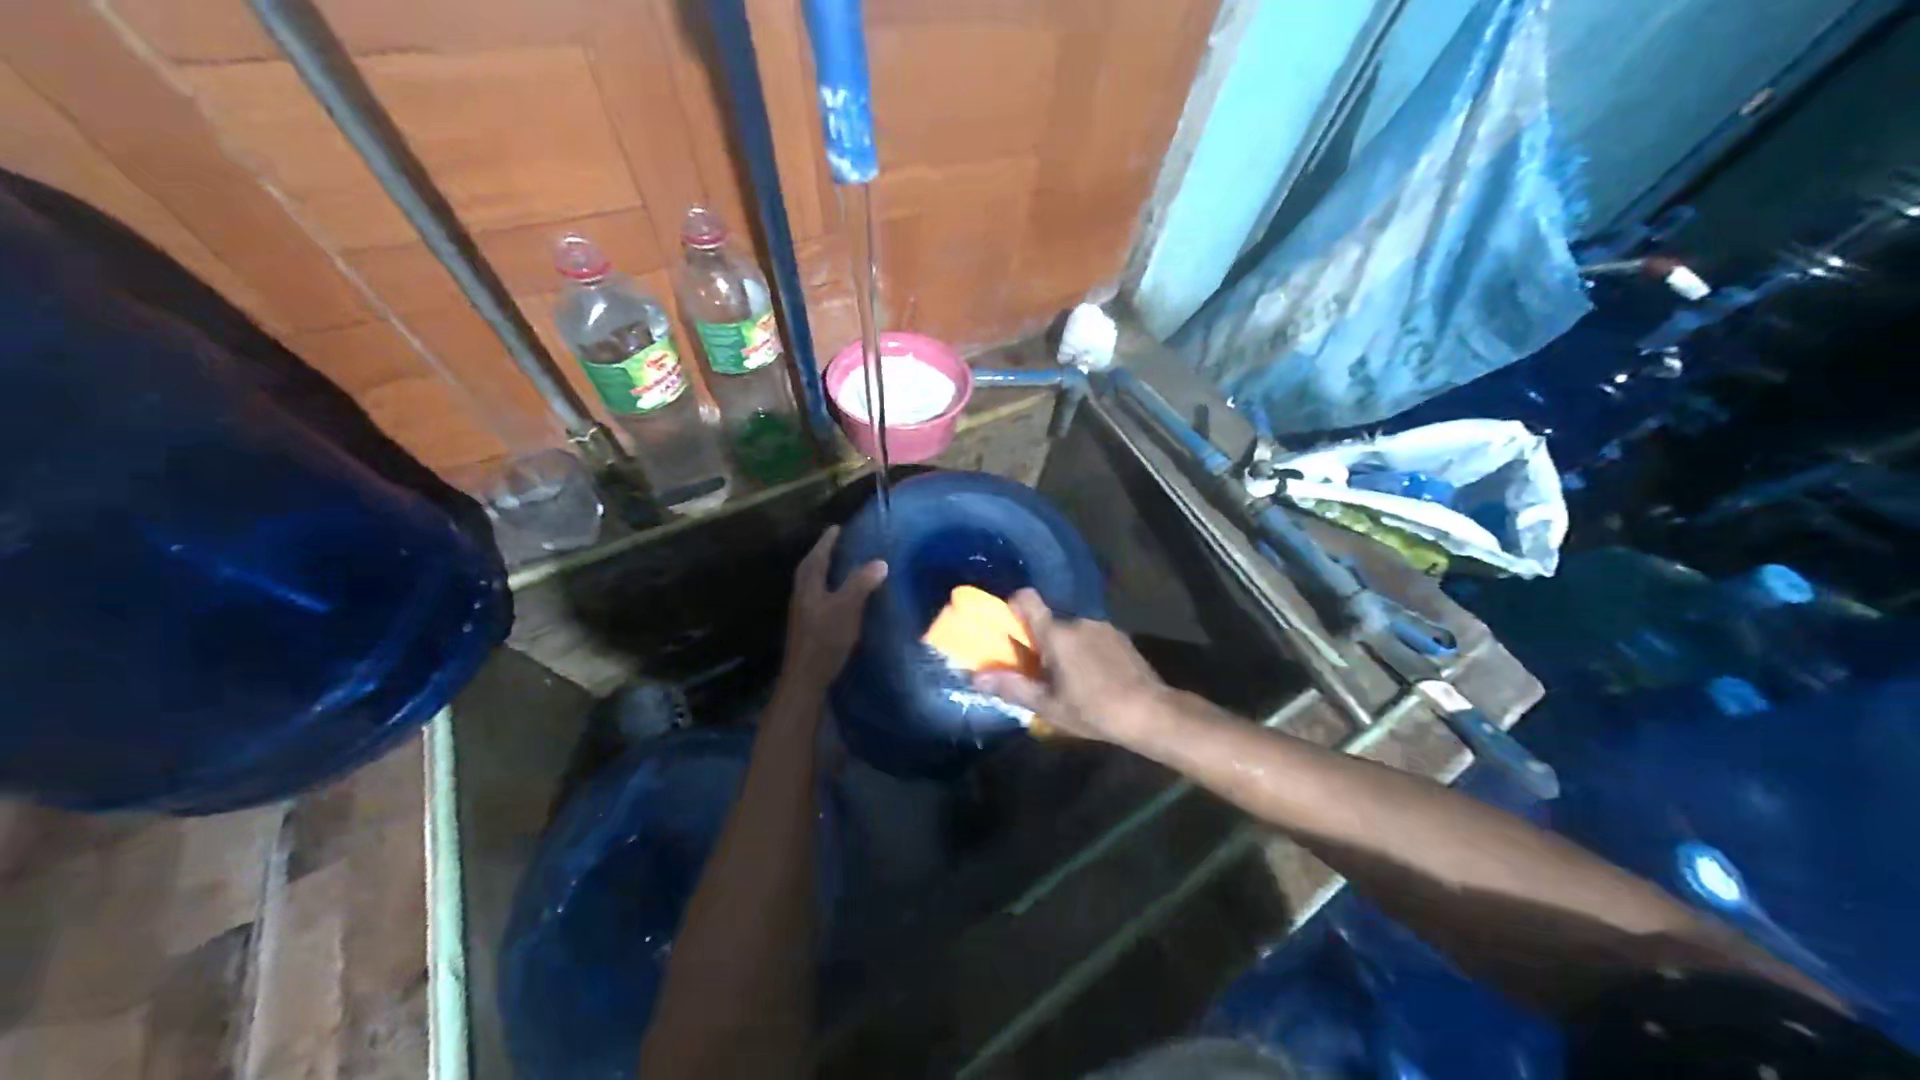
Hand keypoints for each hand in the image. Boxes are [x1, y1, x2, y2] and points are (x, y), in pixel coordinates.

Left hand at [778, 525, 887, 696]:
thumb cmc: (825, 641)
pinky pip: (818, 599)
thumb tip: (880, 561)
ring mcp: (802, 614)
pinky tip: (841, 599)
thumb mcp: (846, 609)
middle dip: (822, 554)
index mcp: (808, 587)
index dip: (827, 541)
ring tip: (841, 567)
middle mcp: (802, 596)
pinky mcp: (808, 629)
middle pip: (810, 569)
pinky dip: (829, 590)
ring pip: (812, 585)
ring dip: (825, 572)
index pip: (817, 556)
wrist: (805, 680)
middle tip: (838, 544)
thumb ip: (861, 584)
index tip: (837, 527)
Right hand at [972, 588, 1169, 744]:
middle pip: (1047, 621)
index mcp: (1056, 633)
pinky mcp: (1119, 636)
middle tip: (1038, 672)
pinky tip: (1093, 678)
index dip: (1012, 606)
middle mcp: (1077, 620)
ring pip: (1070, 630)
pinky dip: (1085, 650)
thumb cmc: (1093, 709)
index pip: (1026, 598)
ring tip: (1069, 679)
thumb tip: (976, 676)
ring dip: (1064, 647)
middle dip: (1039, 641)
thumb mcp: (1047, 705)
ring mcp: (1102, 626)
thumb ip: (1012, 686)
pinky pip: (1091, 636)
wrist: (1151, 712)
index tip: (1008, 629)